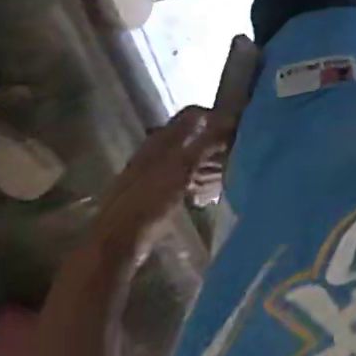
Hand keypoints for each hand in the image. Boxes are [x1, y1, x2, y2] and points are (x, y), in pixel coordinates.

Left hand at [89, 106, 235, 262]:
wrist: (118, 240)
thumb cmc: (151, 198)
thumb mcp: (183, 166)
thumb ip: (206, 142)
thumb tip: (229, 120)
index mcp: (162, 138)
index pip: (193, 115)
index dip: (216, 117)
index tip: (237, 128)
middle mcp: (157, 150)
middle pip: (191, 136)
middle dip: (215, 142)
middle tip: (236, 153)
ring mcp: (153, 173)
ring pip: (187, 159)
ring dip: (208, 164)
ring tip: (227, 175)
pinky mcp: (152, 194)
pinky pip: (182, 180)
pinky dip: (197, 183)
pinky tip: (207, 195)